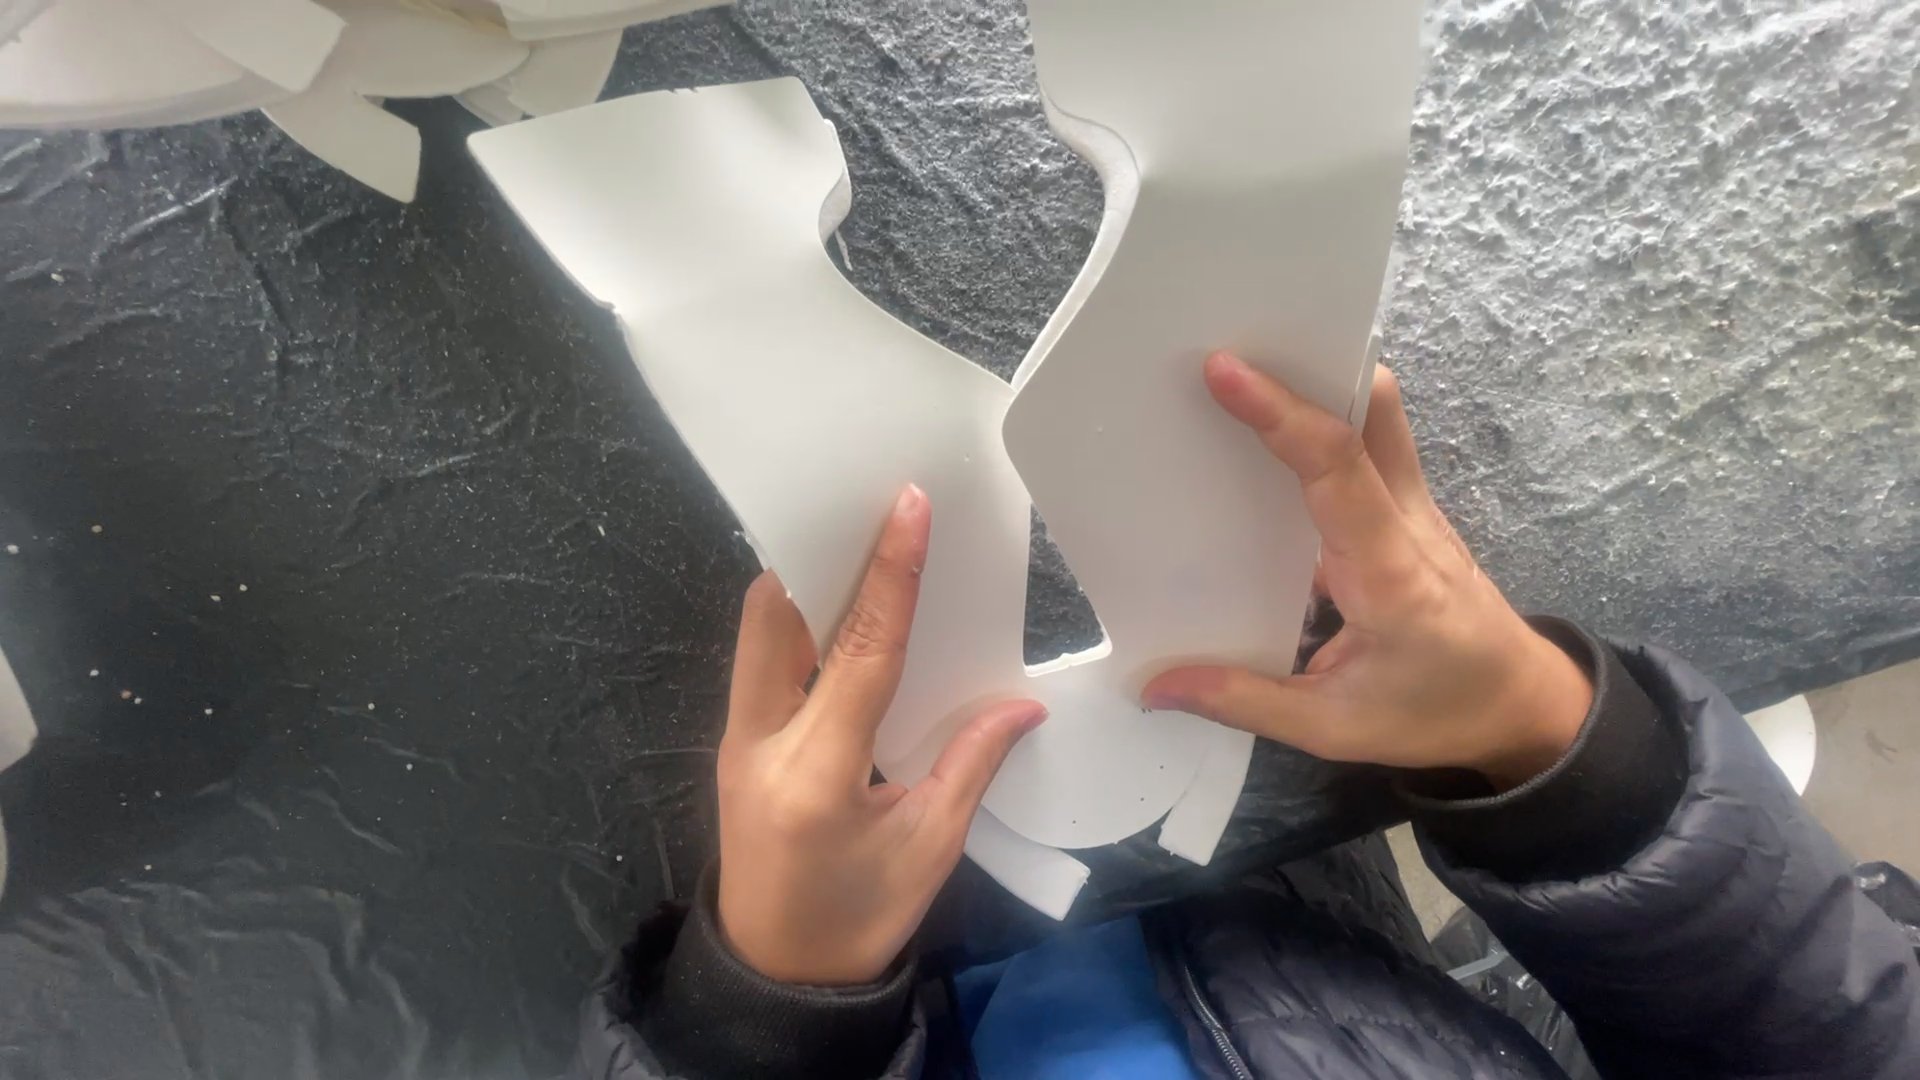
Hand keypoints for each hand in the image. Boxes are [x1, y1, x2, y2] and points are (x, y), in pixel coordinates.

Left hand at [715, 485, 1047, 984]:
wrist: (774, 975)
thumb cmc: (857, 918)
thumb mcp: (929, 850)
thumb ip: (971, 766)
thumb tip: (1022, 704)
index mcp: (819, 773)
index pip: (862, 651)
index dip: (891, 574)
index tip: (907, 506)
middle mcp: (760, 742)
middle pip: (776, 620)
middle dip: (819, 557)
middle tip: (864, 510)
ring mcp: (735, 740)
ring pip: (756, 632)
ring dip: (798, 581)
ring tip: (848, 542)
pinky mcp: (733, 742)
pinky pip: (756, 658)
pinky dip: (788, 617)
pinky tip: (829, 606)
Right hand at [1143, 353, 1592, 789]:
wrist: (1525, 709)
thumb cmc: (1434, 713)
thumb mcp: (1332, 729)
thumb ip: (1242, 701)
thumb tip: (1154, 687)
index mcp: (1387, 572)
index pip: (1336, 469)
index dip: (1280, 413)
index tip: (1226, 369)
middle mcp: (1407, 522)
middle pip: (1375, 415)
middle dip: (1313, 367)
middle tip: (1243, 341)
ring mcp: (1415, 510)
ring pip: (1381, 419)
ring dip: (1326, 381)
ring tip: (1255, 369)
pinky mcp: (1408, 512)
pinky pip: (1373, 444)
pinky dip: (1332, 415)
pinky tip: (1279, 428)